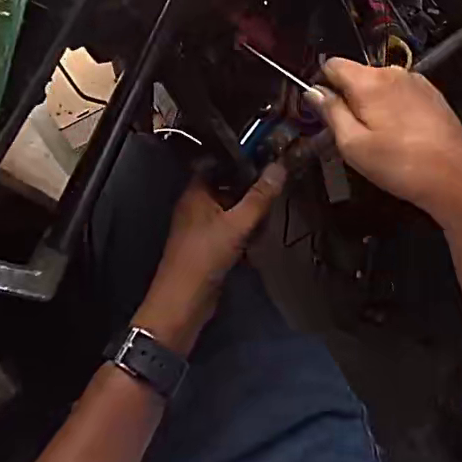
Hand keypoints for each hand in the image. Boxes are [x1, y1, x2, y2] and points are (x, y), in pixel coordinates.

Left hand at [157, 163, 286, 287]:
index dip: (239, 158)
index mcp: (196, 193)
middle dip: (251, 192)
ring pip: (232, 210)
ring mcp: (202, 227)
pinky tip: (257, 242)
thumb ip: (259, 197)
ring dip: (251, 216)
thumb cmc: (204, 257)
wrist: (182, 303)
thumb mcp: (237, 224)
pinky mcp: (209, 246)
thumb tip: (278, 167)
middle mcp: (196, 205)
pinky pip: (231, 230)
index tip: (265, 157)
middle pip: (228, 187)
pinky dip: (245, 233)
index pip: (217, 163)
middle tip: (272, 195)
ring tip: (265, 224)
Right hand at [305, 58, 461, 227]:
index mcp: (370, 81)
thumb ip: (330, 112)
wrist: (454, 179)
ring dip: (374, 106)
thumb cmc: (401, 165)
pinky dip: (395, 110)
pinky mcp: (433, 95)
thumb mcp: (353, 145)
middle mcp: (395, 73)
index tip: (326, 110)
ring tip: (382, 140)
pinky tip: (402, 137)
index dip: (323, 85)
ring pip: (380, 86)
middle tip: (355, 135)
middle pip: (358, 76)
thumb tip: (314, 92)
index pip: (332, 64)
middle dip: (350, 100)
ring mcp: (417, 82)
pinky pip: (402, 95)